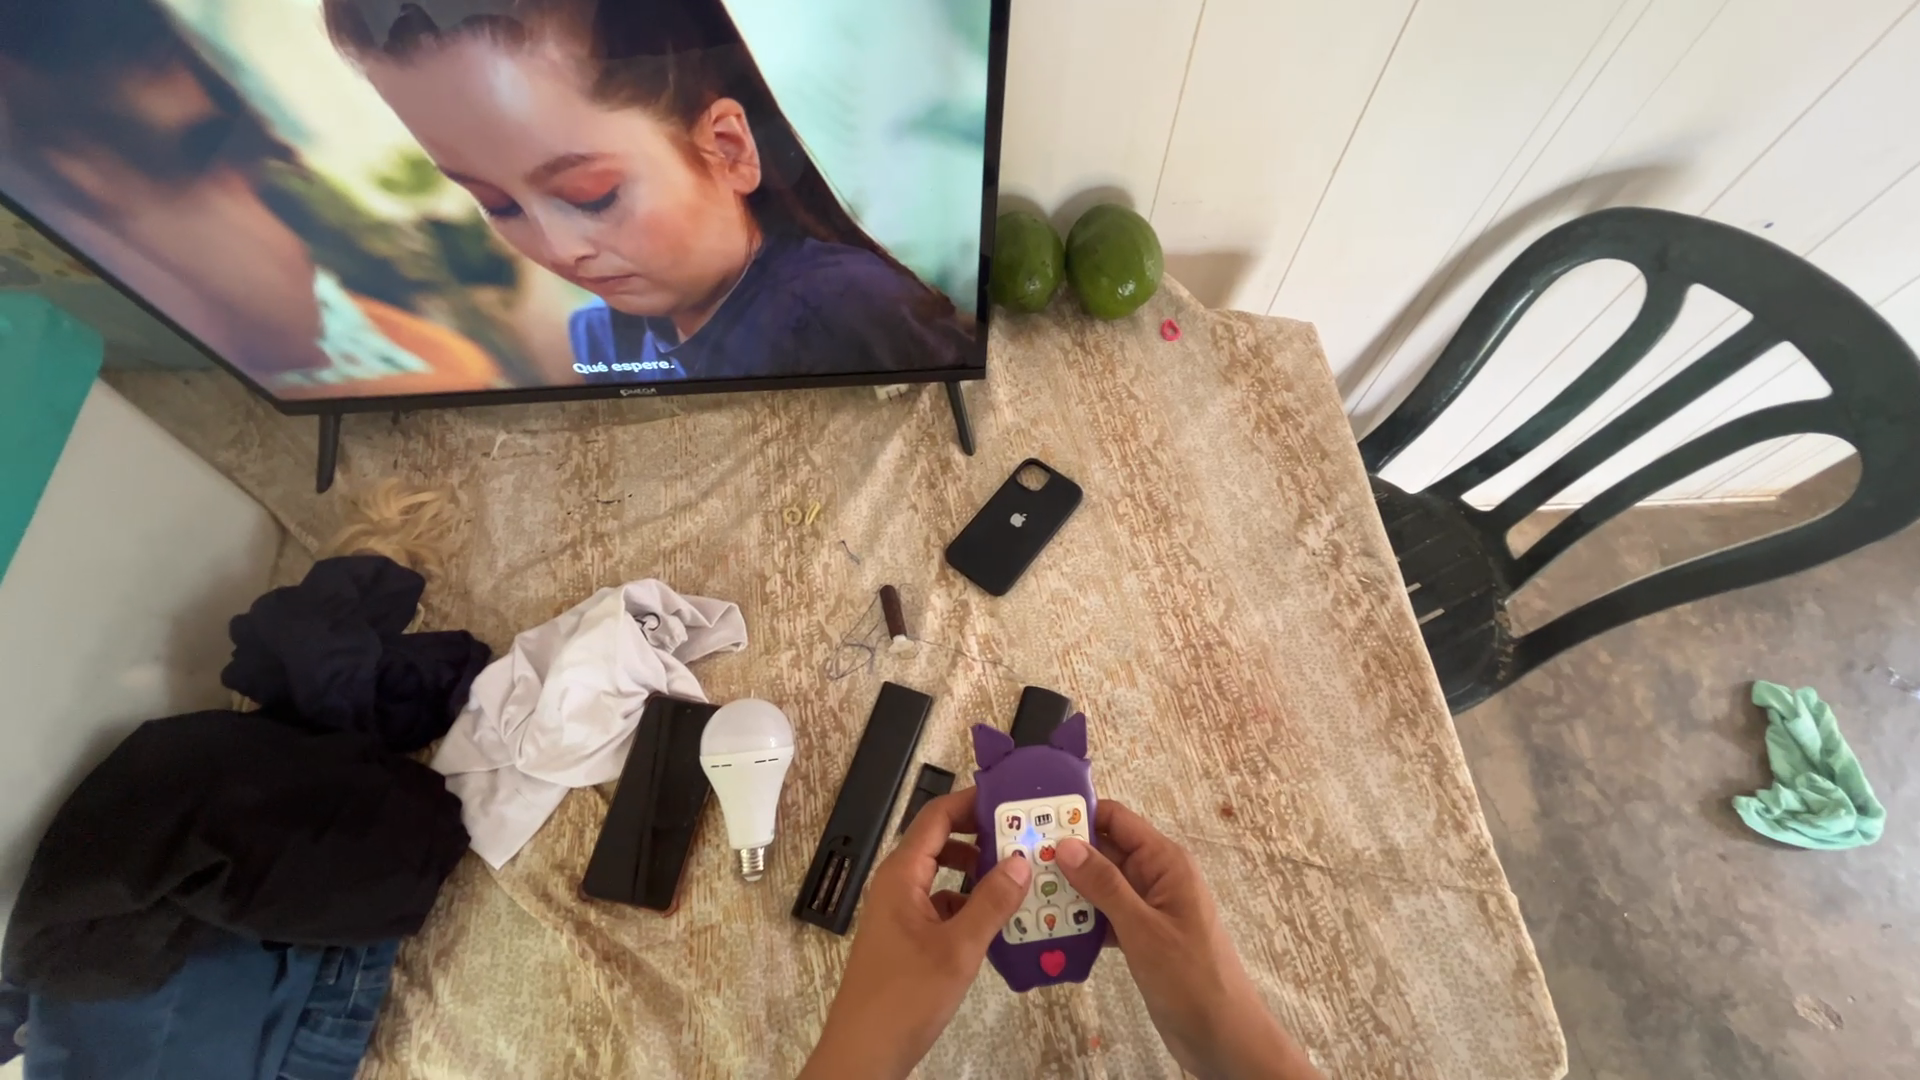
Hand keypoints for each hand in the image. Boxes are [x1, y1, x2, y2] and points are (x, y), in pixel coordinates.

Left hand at [799, 788, 1030, 1079]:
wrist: (863, 1057)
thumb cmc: (905, 997)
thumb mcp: (958, 949)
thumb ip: (991, 903)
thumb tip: (1021, 862)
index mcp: (902, 873)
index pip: (937, 816)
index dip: (970, 802)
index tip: (1008, 800)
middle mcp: (898, 882)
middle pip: (940, 841)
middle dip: (979, 836)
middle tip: (1021, 839)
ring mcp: (900, 909)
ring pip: (942, 873)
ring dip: (975, 872)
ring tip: (1015, 877)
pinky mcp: (906, 934)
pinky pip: (941, 902)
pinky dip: (967, 902)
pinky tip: (995, 919)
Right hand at [1055, 800, 1321, 1079]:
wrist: (1225, 1041)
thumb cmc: (1191, 978)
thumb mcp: (1142, 928)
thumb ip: (1104, 884)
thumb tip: (1065, 844)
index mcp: (1164, 861)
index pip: (1116, 819)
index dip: (1078, 814)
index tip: (1036, 819)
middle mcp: (1155, 875)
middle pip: (1104, 849)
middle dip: (1066, 853)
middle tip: (1021, 858)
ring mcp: (1147, 905)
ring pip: (1100, 883)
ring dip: (1070, 888)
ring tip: (1027, 890)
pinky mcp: (1140, 934)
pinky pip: (1104, 912)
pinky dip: (1082, 917)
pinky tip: (1051, 925)